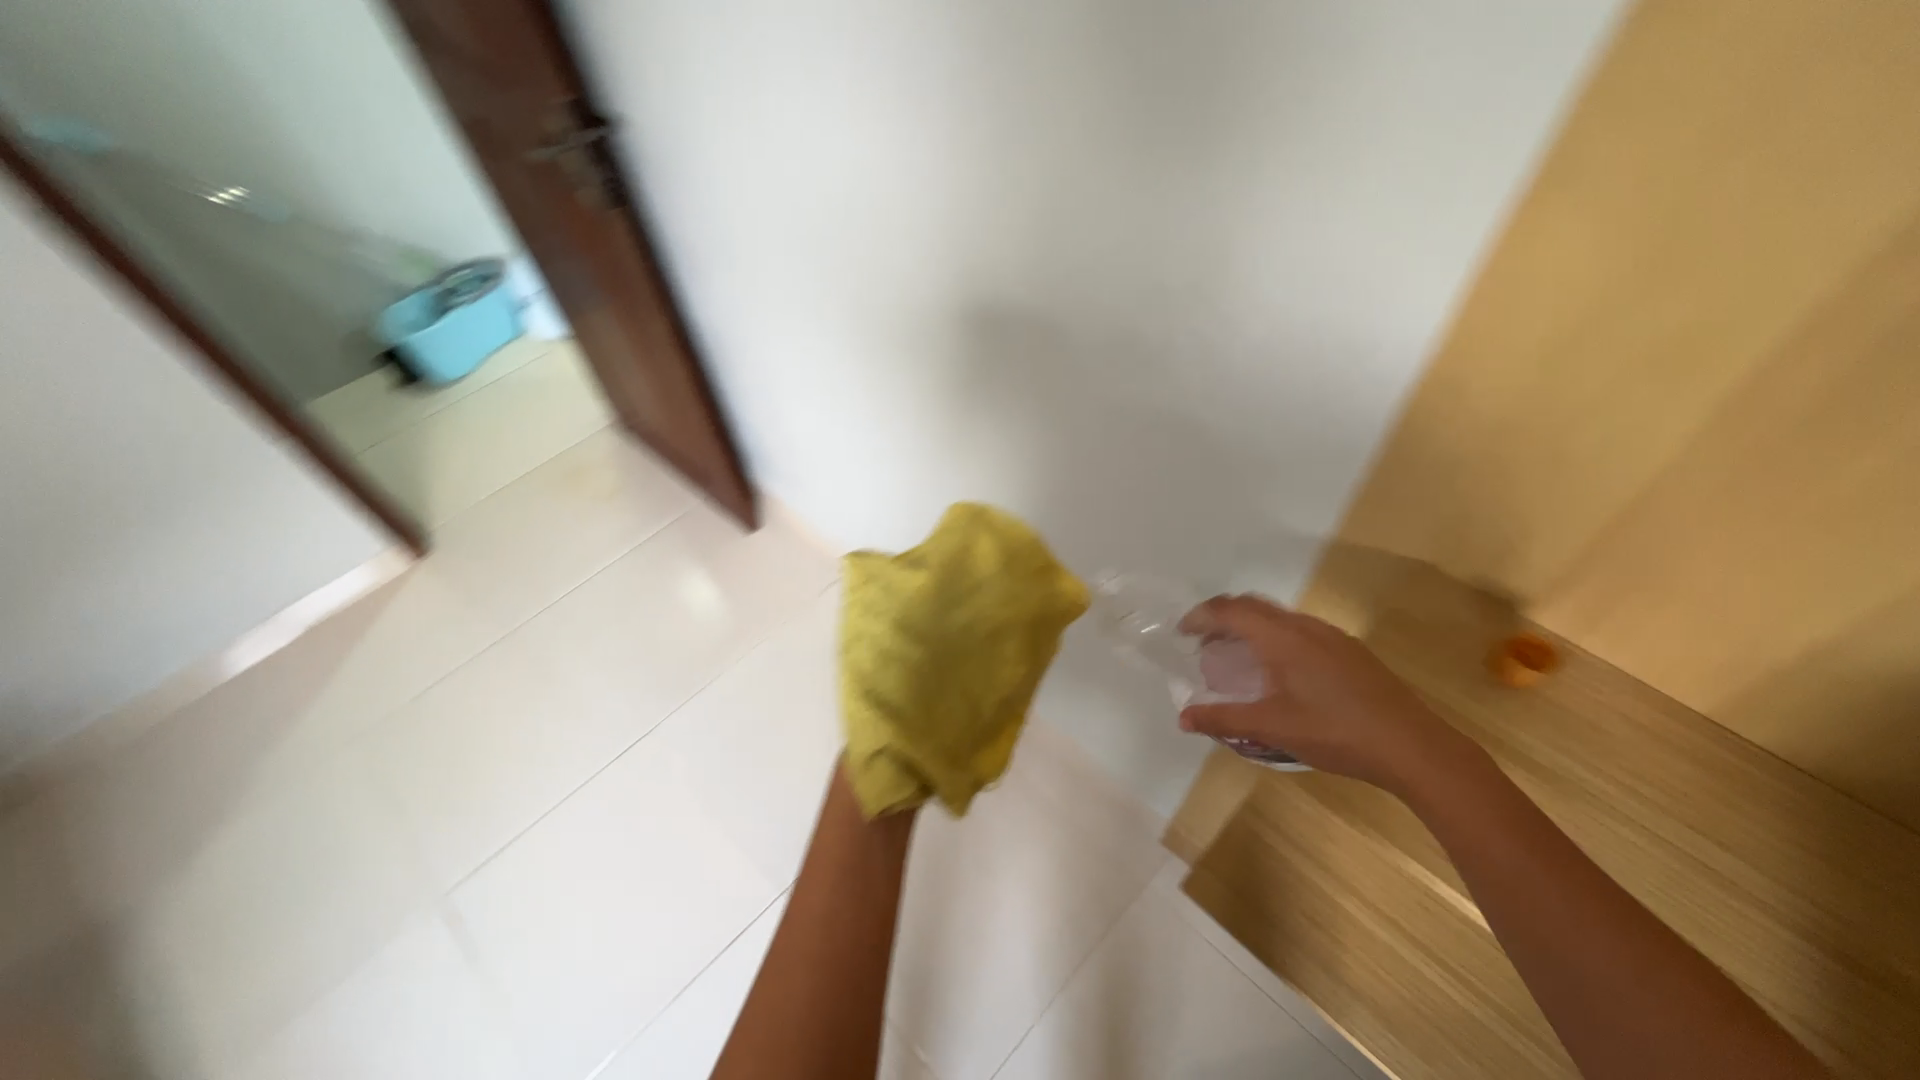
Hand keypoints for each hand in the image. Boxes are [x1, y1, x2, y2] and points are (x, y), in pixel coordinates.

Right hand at [1178, 595, 1482, 795]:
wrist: (1412, 745)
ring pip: (1279, 619)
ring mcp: (1332, 638)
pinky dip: (1275, 641)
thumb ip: (1223, 719)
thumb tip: (1184, 718)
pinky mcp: (1350, 653)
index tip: (1181, 632)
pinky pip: (1299, 632)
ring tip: (1237, 662)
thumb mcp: (1271, 728)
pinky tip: (1279, 676)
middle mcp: (1306, 627)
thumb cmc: (1335, 732)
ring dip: (1251, 630)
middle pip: (1254, 607)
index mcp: (1282, 638)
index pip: (1231, 610)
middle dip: (1223, 620)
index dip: (1201, 616)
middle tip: (1203, 645)